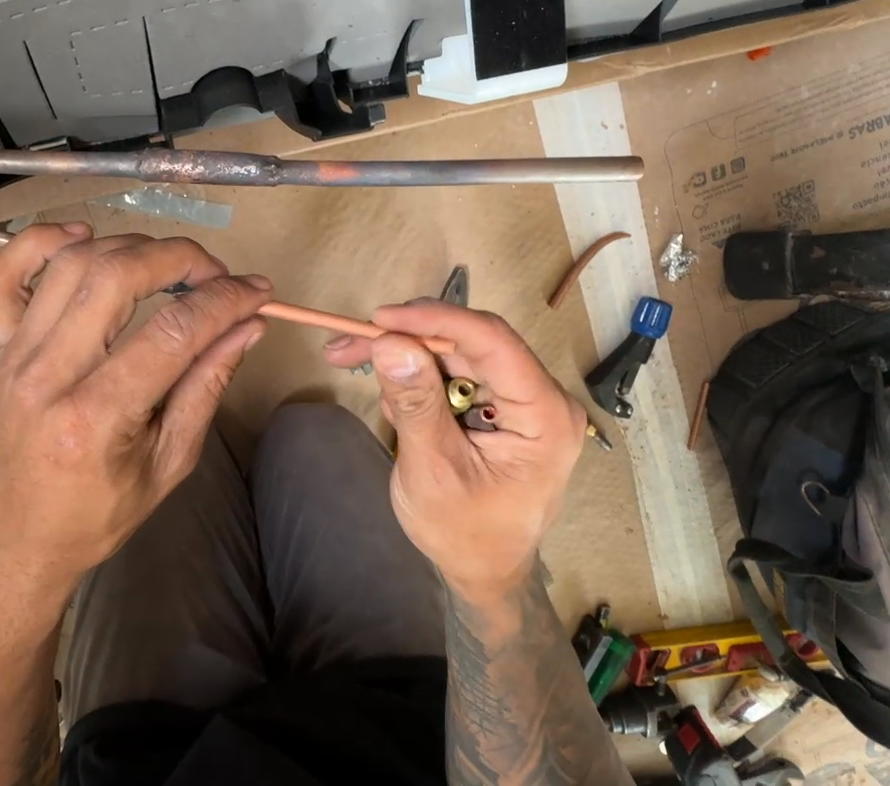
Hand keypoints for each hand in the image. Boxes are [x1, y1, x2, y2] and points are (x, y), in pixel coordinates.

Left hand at [0, 224, 271, 591]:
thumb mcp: (171, 461)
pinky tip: (82, 237)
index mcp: (97, 416)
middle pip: (117, 277)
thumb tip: (248, 325)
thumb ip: (208, 385)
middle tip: (215, 274)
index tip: (256, 292)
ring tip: (166, 263)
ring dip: (129, 246)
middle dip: (179, 259)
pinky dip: (41, 240)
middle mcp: (50, 373)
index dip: (224, 301)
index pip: (172, 331)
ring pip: (71, 263)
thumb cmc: (101, 510)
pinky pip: (5, 273)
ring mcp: (16, 353)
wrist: (24, 534)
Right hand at [323, 301, 586, 601]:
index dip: (436, 320)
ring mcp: (516, 397)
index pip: (493, 342)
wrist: (480, 570)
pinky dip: (412, 378)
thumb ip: (415, 405)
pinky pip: (448, 370)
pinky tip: (393, 406)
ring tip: (360, 378)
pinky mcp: (493, 401)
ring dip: (401, 358)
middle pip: (466, 341)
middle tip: (346, 345)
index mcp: (544, 415)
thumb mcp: (434, 471)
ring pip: (451, 351)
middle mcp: (537, 395)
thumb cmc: (466, 534)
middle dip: (405, 338)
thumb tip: (390, 343)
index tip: (380, 318)